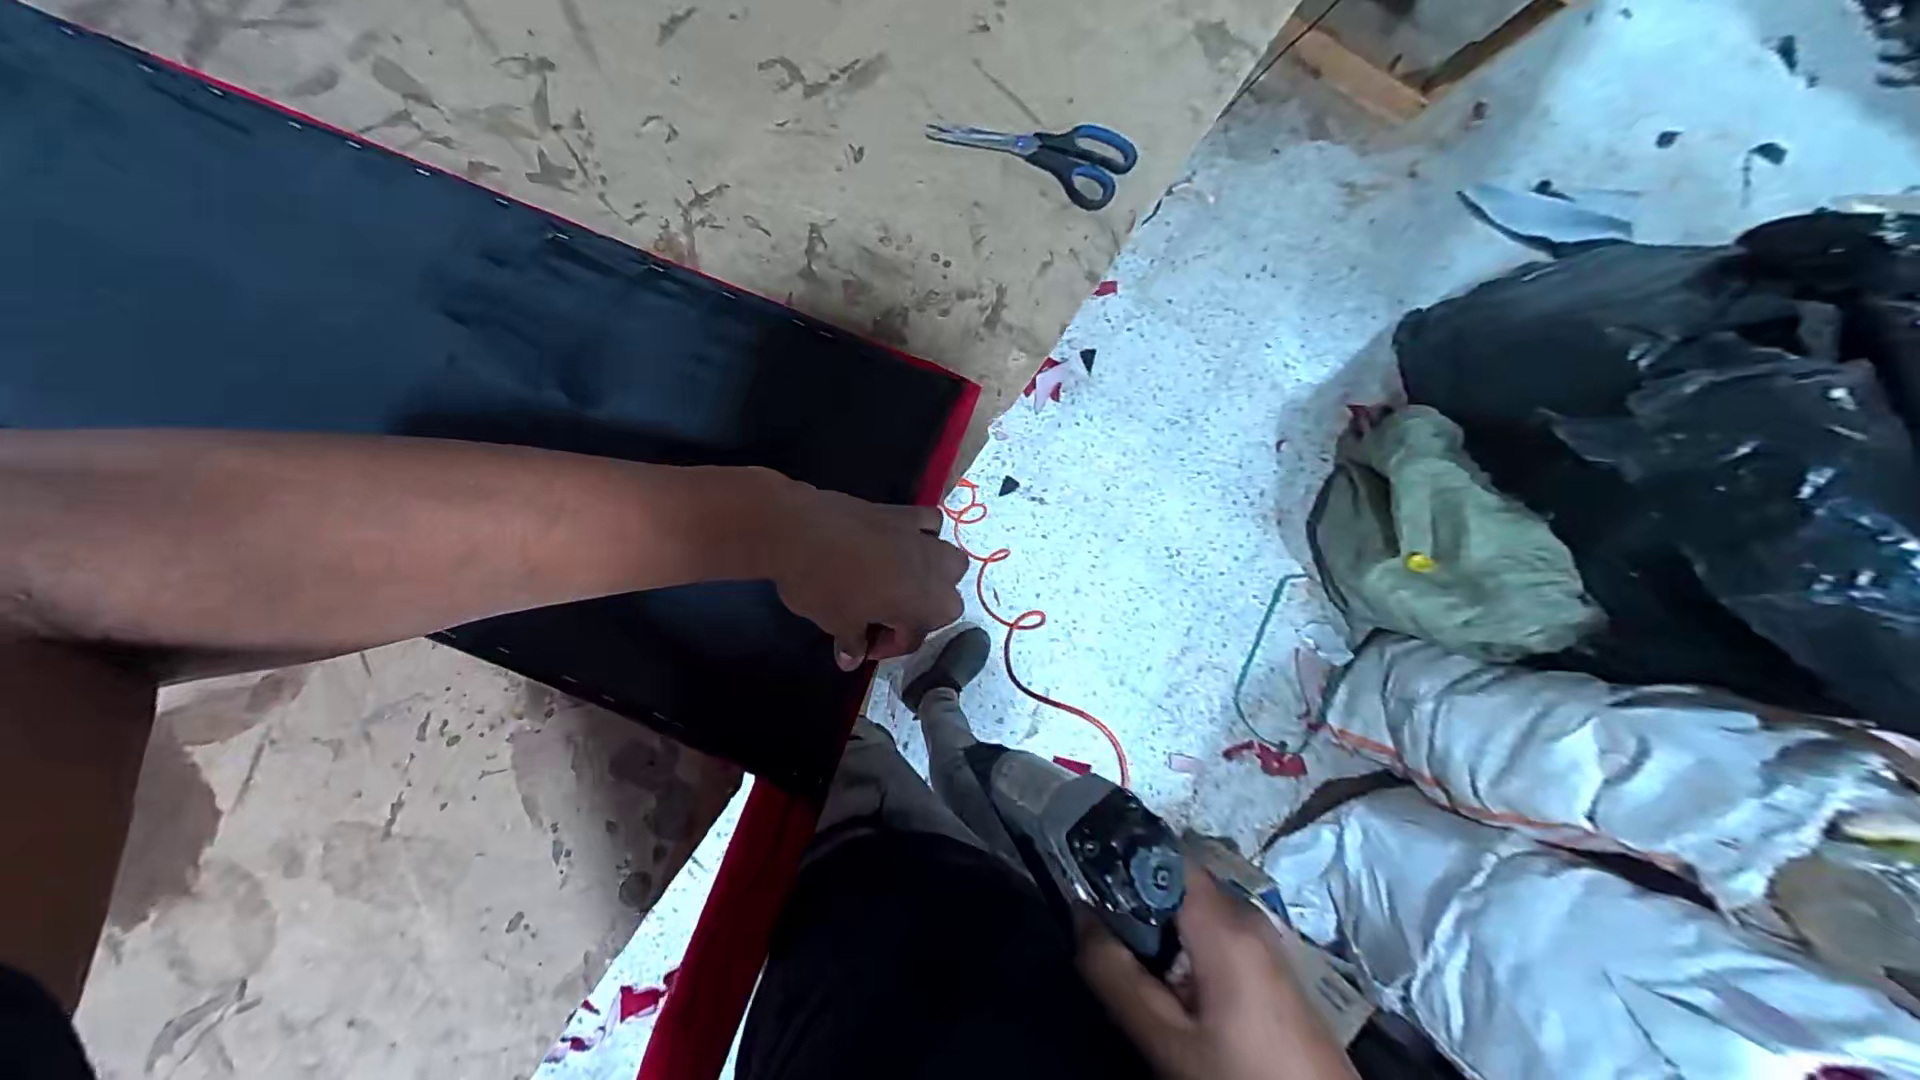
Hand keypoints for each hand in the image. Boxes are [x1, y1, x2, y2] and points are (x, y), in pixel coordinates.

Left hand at [761, 478, 966, 669]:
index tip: (861, 646)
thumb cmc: (824, 584)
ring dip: (935, 577)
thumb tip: (852, 659)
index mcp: (922, 607)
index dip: (886, 647)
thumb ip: (853, 642)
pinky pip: (931, 525)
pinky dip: (926, 535)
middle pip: (944, 603)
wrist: (800, 530)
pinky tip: (907, 541)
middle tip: (886, 617)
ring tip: (904, 583)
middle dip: (921, 614)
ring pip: (950, 562)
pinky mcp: (907, 514)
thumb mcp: (836, 623)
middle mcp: (936, 574)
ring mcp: (924, 540)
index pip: (913, 638)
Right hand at [1077, 864, 1360, 1079]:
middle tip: (1107, 935)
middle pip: (1177, 879)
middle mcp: (1247, 914)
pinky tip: (1176, 987)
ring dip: (1161, 924)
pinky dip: (1187, 942)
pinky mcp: (1272, 962)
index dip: (1121, 858)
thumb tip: (1079, 913)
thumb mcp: (1167, 1038)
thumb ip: (1114, 973)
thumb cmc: (1241, 1077)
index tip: (1088, 883)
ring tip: (1137, 965)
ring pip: (1195, 906)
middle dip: (1137, 899)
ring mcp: (1265, 938)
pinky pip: (1216, 929)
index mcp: (1223, 920)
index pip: (1162, 852)